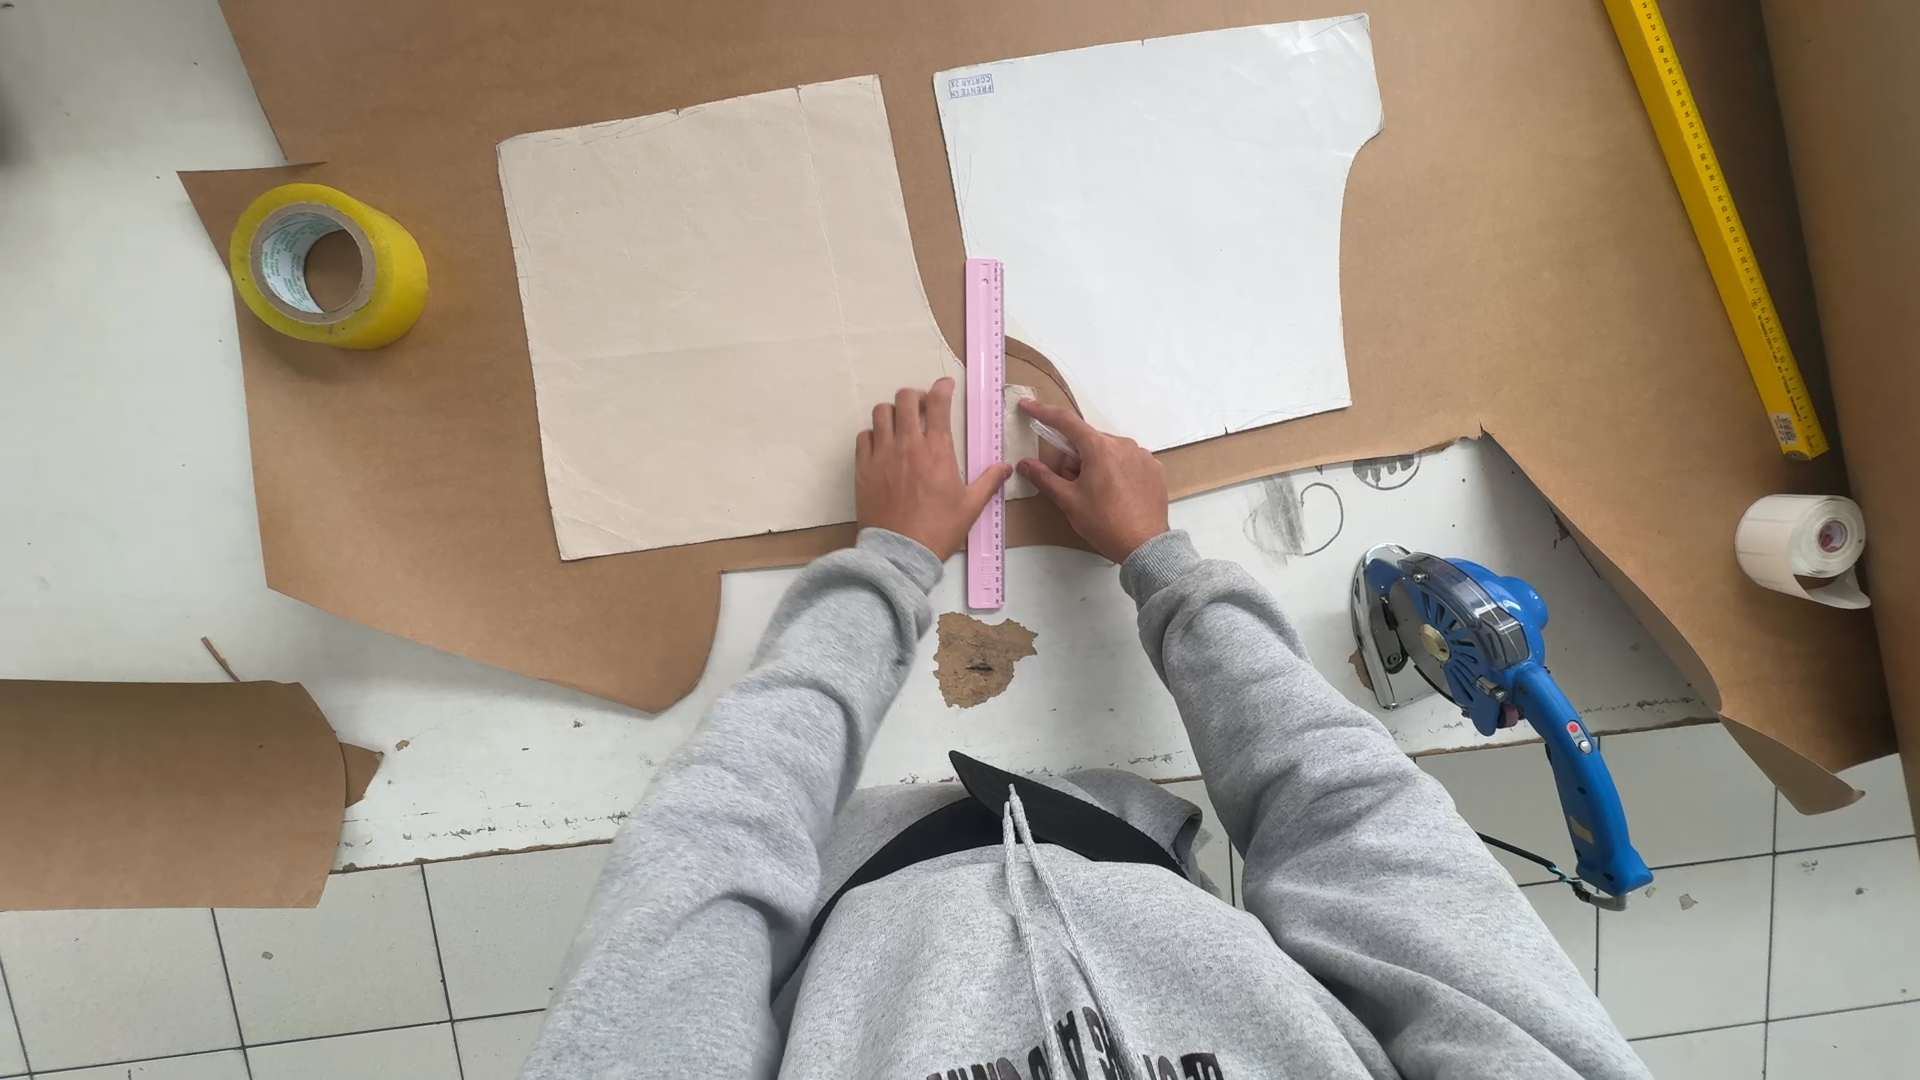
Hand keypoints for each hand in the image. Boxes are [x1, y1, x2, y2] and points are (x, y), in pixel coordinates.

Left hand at [856, 378, 1011, 559]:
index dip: (943, 387)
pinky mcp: (864, 468)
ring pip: (881, 412)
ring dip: (894, 412)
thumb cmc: (938, 529)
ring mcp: (882, 454)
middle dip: (916, 396)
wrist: (901, 552)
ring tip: (901, 424)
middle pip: (906, 399)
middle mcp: (908, 444)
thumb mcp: (971, 507)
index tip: (946, 386)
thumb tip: (1006, 468)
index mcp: (937, 450)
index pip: (939, 402)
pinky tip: (882, 445)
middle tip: (923, 407)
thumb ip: (989, 482)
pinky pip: (864, 436)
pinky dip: (874, 434)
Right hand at [1015, 399, 1168, 563]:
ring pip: (1107, 451)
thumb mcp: (1068, 501)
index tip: (1028, 406)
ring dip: (1096, 466)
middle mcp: (1123, 444)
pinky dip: (1116, 472)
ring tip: (1099, 496)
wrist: (1144, 545)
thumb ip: (1045, 477)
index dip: (1044, 412)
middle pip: (1087, 442)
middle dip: (1075, 460)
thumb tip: (1025, 463)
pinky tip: (1117, 496)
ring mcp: (1142, 455)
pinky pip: (1126, 461)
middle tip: (1074, 488)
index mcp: (1099, 448)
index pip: (1066, 422)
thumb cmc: (1104, 523)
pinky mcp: (1154, 468)